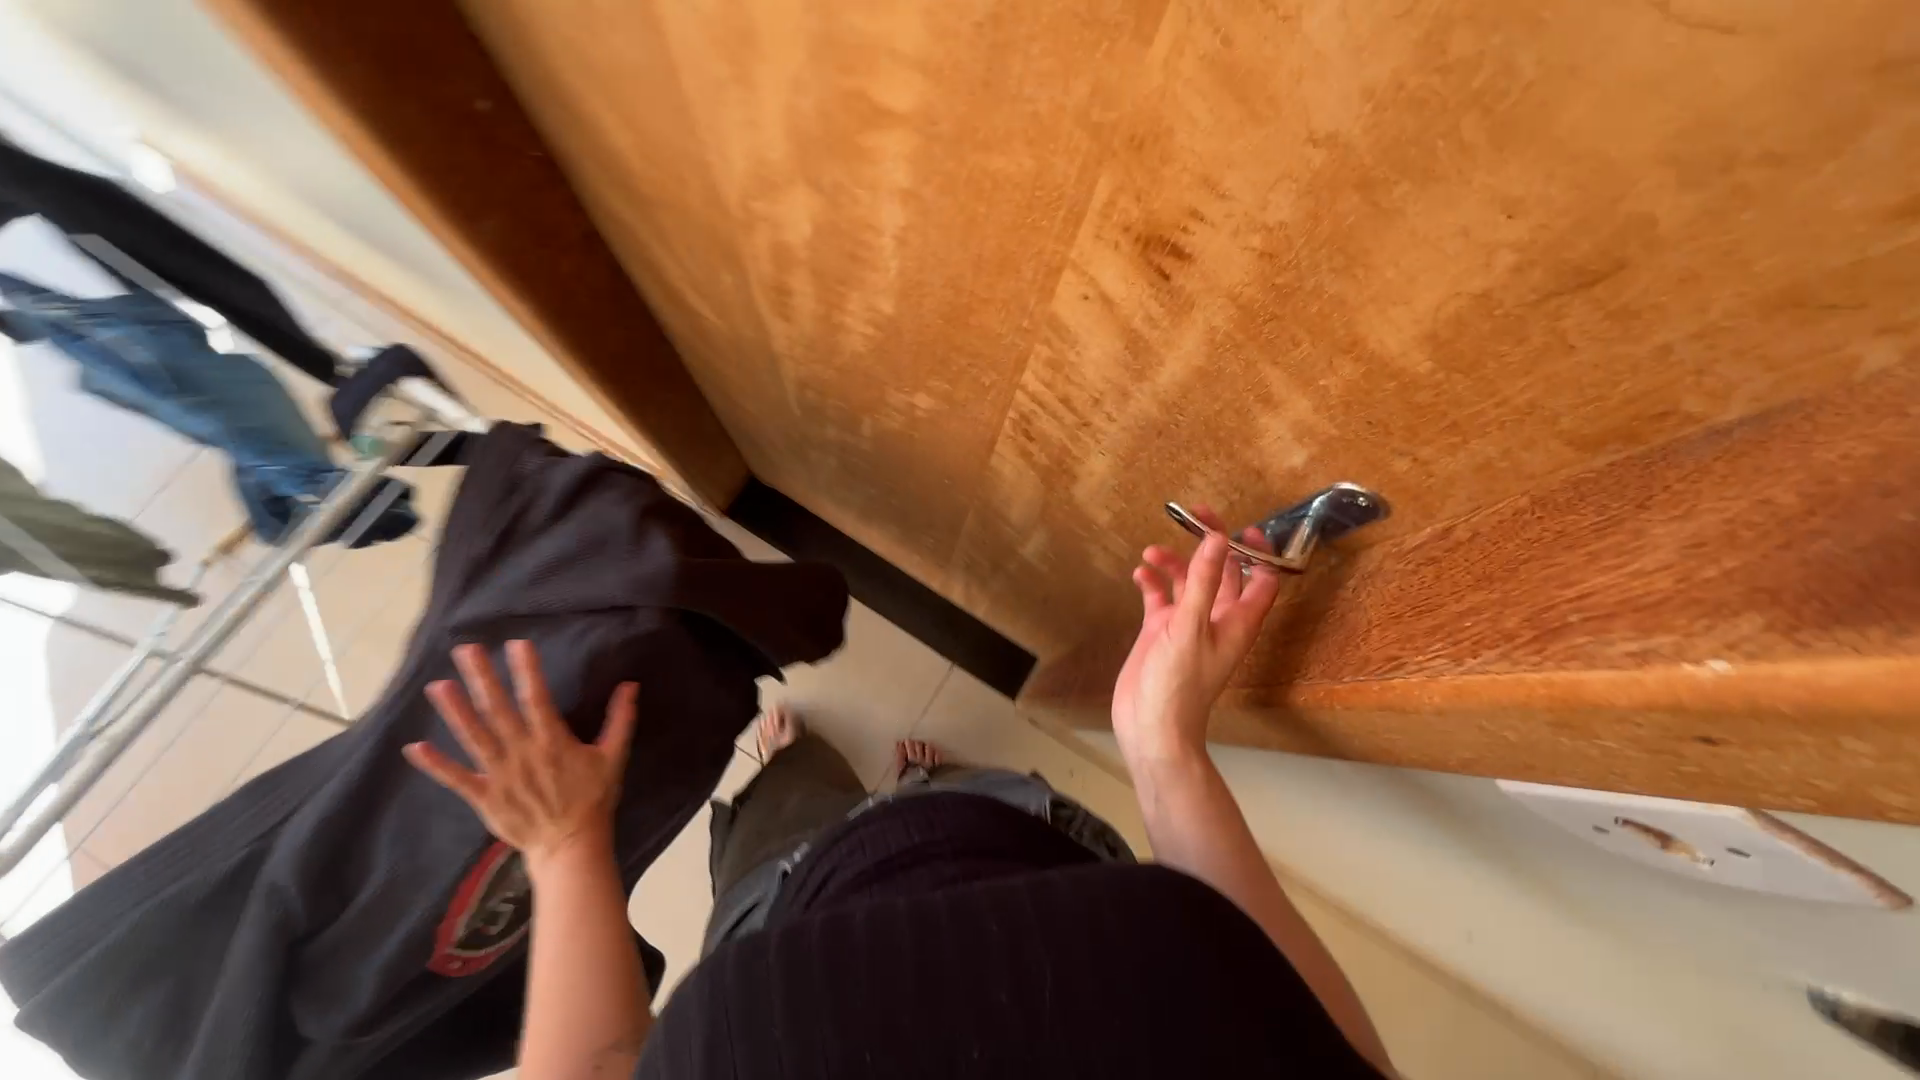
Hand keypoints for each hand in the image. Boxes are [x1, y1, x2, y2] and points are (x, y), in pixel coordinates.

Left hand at [404, 640, 638, 869]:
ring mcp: (499, 775)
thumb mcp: (614, 756)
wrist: (571, 844)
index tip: (516, 644)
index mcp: (553, 741)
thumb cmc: (594, 797)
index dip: (526, 671)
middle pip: (498, 710)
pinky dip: (435, 764)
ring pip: (473, 737)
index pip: (537, 699)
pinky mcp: (483, 797)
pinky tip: (415, 746)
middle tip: (465, 650)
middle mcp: (523, 753)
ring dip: (454, 711)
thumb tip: (630, 685)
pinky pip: (456, 779)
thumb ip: (620, 719)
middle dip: (482, 679)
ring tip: (437, 685)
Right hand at [1112, 506, 1281, 773]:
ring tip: (1151, 551)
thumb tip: (1218, 538)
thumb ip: (1203, 580)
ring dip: (1173, 563)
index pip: (1262, 579)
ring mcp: (1187, 625)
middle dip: (1210, 546)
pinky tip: (1139, 574)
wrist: (1151, 726)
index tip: (1243, 526)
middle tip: (1192, 518)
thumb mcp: (1191, 626)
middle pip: (1223, 573)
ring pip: (1187, 582)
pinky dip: (1151, 582)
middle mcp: (1216, 619)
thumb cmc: (1179, 683)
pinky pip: (1159, 598)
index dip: (1259, 552)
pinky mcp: (1160, 632)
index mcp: (1238, 621)